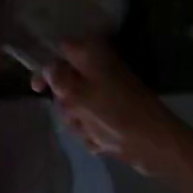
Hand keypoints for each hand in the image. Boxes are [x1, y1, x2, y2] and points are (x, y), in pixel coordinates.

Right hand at [39, 40, 192, 181]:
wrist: (154, 143)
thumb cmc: (115, 114)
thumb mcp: (79, 95)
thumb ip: (59, 78)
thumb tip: (48, 66)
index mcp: (92, 54)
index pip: (60, 49)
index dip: (47, 68)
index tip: (37, 90)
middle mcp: (98, 68)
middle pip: (64, 83)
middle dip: (66, 104)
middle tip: (78, 113)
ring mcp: (105, 92)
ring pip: (74, 106)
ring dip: (79, 122)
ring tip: (94, 129)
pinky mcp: (111, 113)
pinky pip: (88, 123)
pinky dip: (92, 133)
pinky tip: (103, 141)